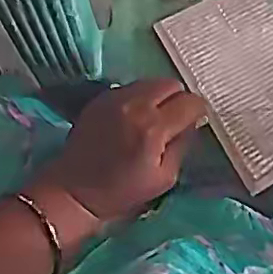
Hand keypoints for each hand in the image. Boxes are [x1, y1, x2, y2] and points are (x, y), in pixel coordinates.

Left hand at [34, 79, 206, 222]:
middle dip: (178, 99)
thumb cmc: (122, 191)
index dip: (197, 111)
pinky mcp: (100, 98)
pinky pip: (130, 87)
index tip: (195, 121)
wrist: (75, 190)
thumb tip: (192, 122)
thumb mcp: (164, 177)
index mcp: (153, 127)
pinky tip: (132, 118)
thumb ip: (182, 144)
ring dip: (158, 96)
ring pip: (151, 82)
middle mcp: (135, 104)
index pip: (190, 102)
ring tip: (152, 118)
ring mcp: (115, 97)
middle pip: (171, 84)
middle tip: (174, 119)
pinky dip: (139, 98)